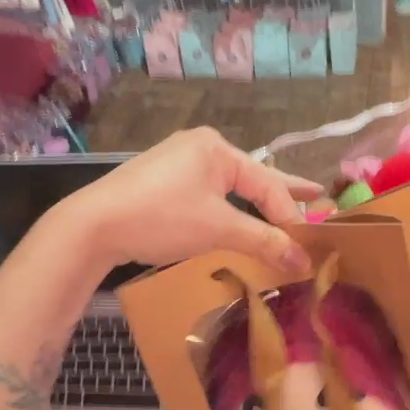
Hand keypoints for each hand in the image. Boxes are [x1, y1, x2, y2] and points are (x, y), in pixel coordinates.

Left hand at [58, 128, 322, 274]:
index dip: (290, 215)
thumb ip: (264, 242)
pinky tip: (237, 217)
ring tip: (283, 211)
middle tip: (317, 195)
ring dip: (255, 204)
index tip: (308, 243)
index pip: (267, 183)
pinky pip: (208, 194)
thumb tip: (304, 261)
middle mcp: (199, 148)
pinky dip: (229, 208)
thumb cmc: (161, 218)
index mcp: (216, 148)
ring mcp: (177, 164)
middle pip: (252, 176)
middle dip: (283, 191)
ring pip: (229, 187)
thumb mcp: (218, 229)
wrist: (93, 225)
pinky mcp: (161, 183)